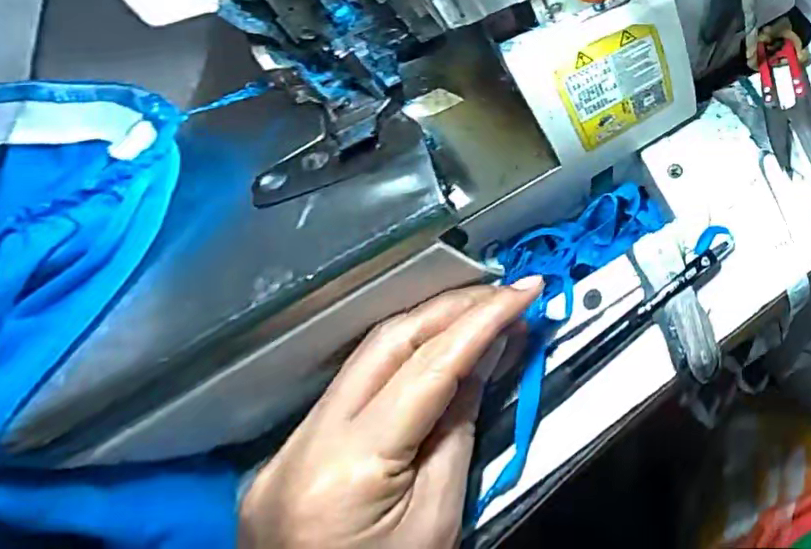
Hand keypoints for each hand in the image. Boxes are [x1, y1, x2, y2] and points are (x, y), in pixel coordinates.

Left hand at [240, 278, 541, 548]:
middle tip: (506, 295)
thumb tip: (486, 350)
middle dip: (454, 309)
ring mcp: (286, 450)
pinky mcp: (285, 456)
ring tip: (481, 311)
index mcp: (345, 471)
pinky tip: (437, 349)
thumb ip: (459, 425)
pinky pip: (352, 386)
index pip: (428, 367)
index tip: (525, 291)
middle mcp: (301, 447)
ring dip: (429, 326)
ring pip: (367, 356)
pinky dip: (400, 360)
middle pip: (388, 343)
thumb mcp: (440, 520)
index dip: (483, 320)